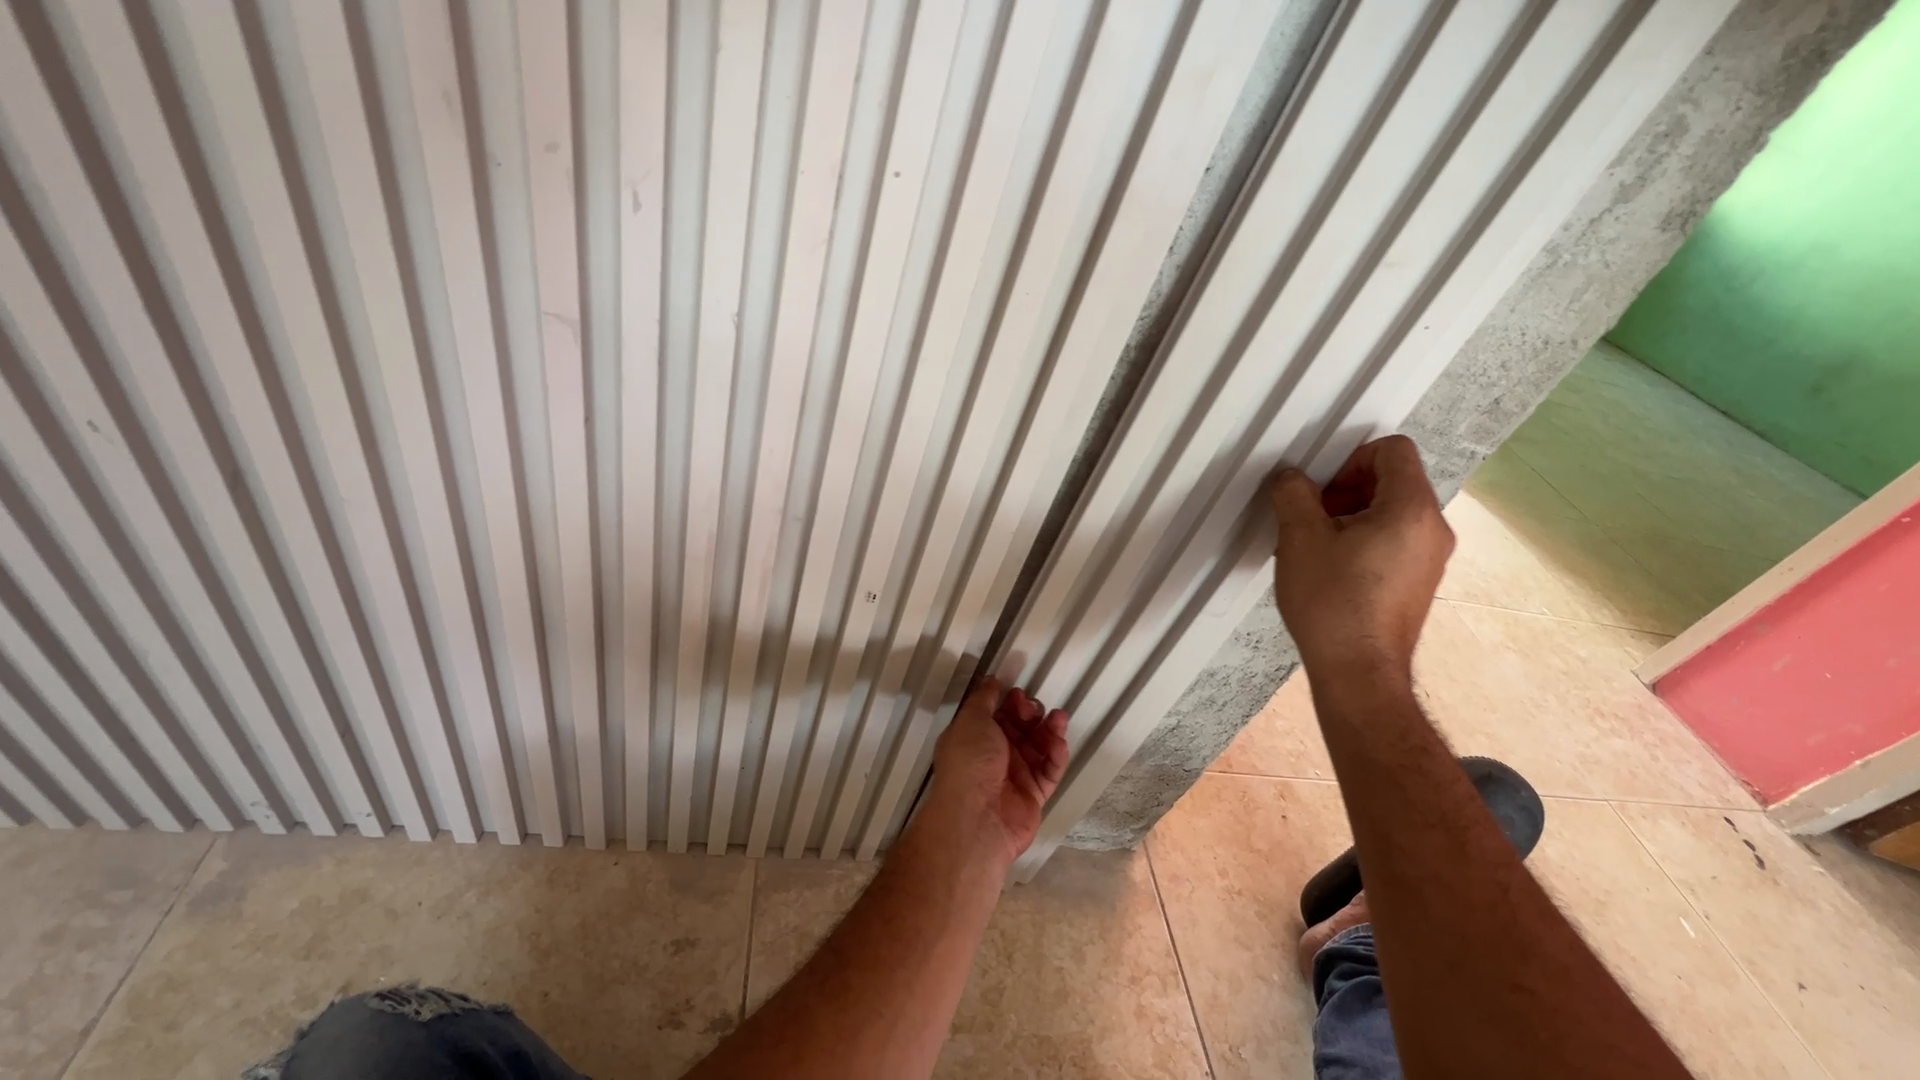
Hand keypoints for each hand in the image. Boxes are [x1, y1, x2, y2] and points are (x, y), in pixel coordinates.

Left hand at [923, 677, 1068, 865]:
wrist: (978, 817)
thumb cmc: (970, 762)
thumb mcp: (971, 720)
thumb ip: (984, 699)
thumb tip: (992, 681)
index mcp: (975, 738)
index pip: (997, 715)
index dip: (1009, 702)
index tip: (1018, 693)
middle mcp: (995, 756)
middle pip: (1020, 729)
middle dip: (1031, 714)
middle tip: (1034, 710)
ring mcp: (1016, 775)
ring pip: (1039, 747)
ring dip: (1050, 731)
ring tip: (1059, 718)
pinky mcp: (1035, 794)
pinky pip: (1050, 771)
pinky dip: (1057, 756)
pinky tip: (1060, 744)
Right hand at [1267, 435, 1452, 679]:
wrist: (1358, 672)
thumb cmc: (1332, 602)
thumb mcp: (1300, 538)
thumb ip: (1294, 494)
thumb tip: (1293, 480)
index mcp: (1412, 508)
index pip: (1393, 450)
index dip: (1351, 460)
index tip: (1322, 493)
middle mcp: (1434, 528)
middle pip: (1393, 480)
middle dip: (1347, 490)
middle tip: (1313, 519)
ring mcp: (1432, 558)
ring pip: (1392, 512)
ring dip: (1352, 517)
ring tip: (1316, 548)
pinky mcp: (1421, 583)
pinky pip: (1395, 541)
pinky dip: (1364, 542)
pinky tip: (1332, 571)